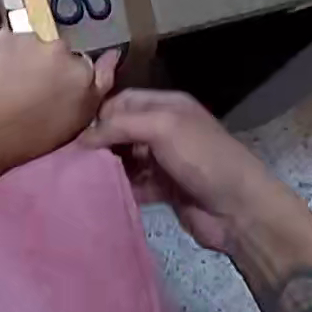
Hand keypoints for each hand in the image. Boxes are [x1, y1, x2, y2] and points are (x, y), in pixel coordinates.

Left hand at [0, 33, 118, 172]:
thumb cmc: (30, 138)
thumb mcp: (74, 121)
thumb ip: (98, 87)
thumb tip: (112, 55)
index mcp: (83, 72)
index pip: (83, 65)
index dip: (68, 78)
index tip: (54, 91)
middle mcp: (61, 48)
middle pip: (58, 52)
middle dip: (48, 65)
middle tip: (30, 89)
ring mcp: (30, 39)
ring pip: (32, 44)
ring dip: (26, 57)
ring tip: (9, 83)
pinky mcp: (2, 36)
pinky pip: (8, 42)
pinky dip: (3, 54)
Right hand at [84, 89, 300, 252]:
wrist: (240, 210)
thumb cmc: (202, 158)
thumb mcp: (162, 128)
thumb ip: (120, 125)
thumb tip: (82, 138)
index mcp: (167, 105)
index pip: (123, 101)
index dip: (100, 114)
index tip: (74, 132)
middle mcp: (165, 129)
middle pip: (121, 129)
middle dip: (99, 141)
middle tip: (71, 155)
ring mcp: (164, 161)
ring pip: (125, 158)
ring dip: (106, 165)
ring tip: (79, 175)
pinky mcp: (164, 189)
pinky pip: (133, 184)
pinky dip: (118, 187)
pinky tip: (97, 193)